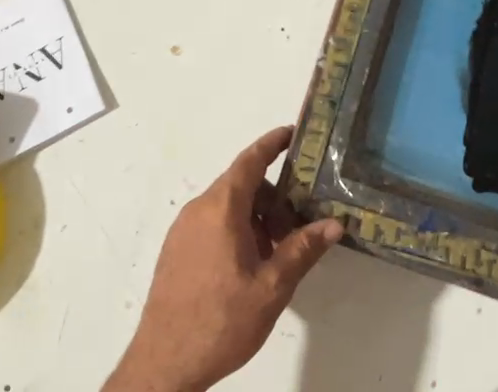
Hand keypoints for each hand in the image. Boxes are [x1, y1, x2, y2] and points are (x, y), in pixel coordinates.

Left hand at [105, 126, 343, 391]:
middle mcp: (198, 210)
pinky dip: (236, 229)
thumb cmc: (221, 320)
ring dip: (255, 217)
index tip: (292, 134)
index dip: (272, 144)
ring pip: (226, 207)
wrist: (164, 364)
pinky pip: (212, 224)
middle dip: (272, 195)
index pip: (250, 161)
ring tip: (278, 249)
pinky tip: (252, 264)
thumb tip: (333, 224)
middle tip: (299, 219)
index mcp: (221, 208)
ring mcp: (183, 231)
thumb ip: (302, 250)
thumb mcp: (272, 286)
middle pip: (241, 185)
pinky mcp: (176, 251)